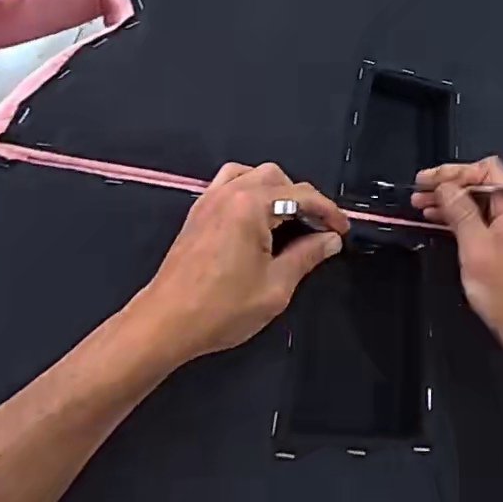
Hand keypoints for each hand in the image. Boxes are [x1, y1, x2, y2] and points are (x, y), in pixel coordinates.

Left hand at [125, 162, 347, 365]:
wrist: (160, 328)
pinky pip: (230, 181)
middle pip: (281, 179)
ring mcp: (212, 199)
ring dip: (278, 190)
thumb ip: (307, 256)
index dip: (329, 213)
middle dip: (305, 200)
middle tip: (317, 228)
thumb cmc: (219, 309)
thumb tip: (330, 239)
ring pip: (256, 174)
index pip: (303, 196)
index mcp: (253, 205)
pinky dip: (250, 187)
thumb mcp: (275, 287)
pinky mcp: (198, 211)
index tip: (342, 230)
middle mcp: (232, 192)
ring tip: (288, 217)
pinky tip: (256, 211)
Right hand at [412, 157, 502, 355]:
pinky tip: (440, 219)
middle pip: (482, 182)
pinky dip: (462, 216)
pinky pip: (484, 217)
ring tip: (421, 205)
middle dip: (449, 185)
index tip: (426, 181)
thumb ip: (461, 211)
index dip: (454, 172)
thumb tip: (445, 185)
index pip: (486, 169)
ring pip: (480, 201)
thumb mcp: (476, 248)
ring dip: (452, 201)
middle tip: (418, 192)